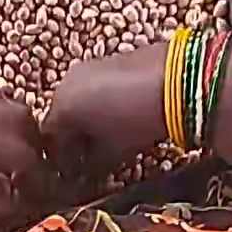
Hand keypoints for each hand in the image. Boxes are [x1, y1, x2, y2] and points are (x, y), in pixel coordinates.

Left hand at [0, 92, 44, 230]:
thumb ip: (11, 203)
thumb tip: (20, 196)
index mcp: (3, 146)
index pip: (33, 159)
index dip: (39, 178)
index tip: (38, 192)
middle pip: (27, 122)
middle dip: (33, 144)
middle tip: (28, 166)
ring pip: (7, 103)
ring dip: (16, 123)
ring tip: (12, 146)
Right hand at [39, 45, 167, 180]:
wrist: (180, 79)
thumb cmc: (136, 122)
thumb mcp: (111, 153)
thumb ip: (91, 166)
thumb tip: (84, 172)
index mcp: (60, 107)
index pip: (51, 141)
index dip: (63, 161)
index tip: (76, 174)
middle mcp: (66, 82)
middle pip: (62, 118)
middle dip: (74, 139)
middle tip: (91, 158)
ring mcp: (88, 66)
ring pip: (79, 100)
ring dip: (88, 120)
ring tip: (108, 138)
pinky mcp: (111, 57)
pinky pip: (96, 86)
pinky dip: (101, 103)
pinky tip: (120, 116)